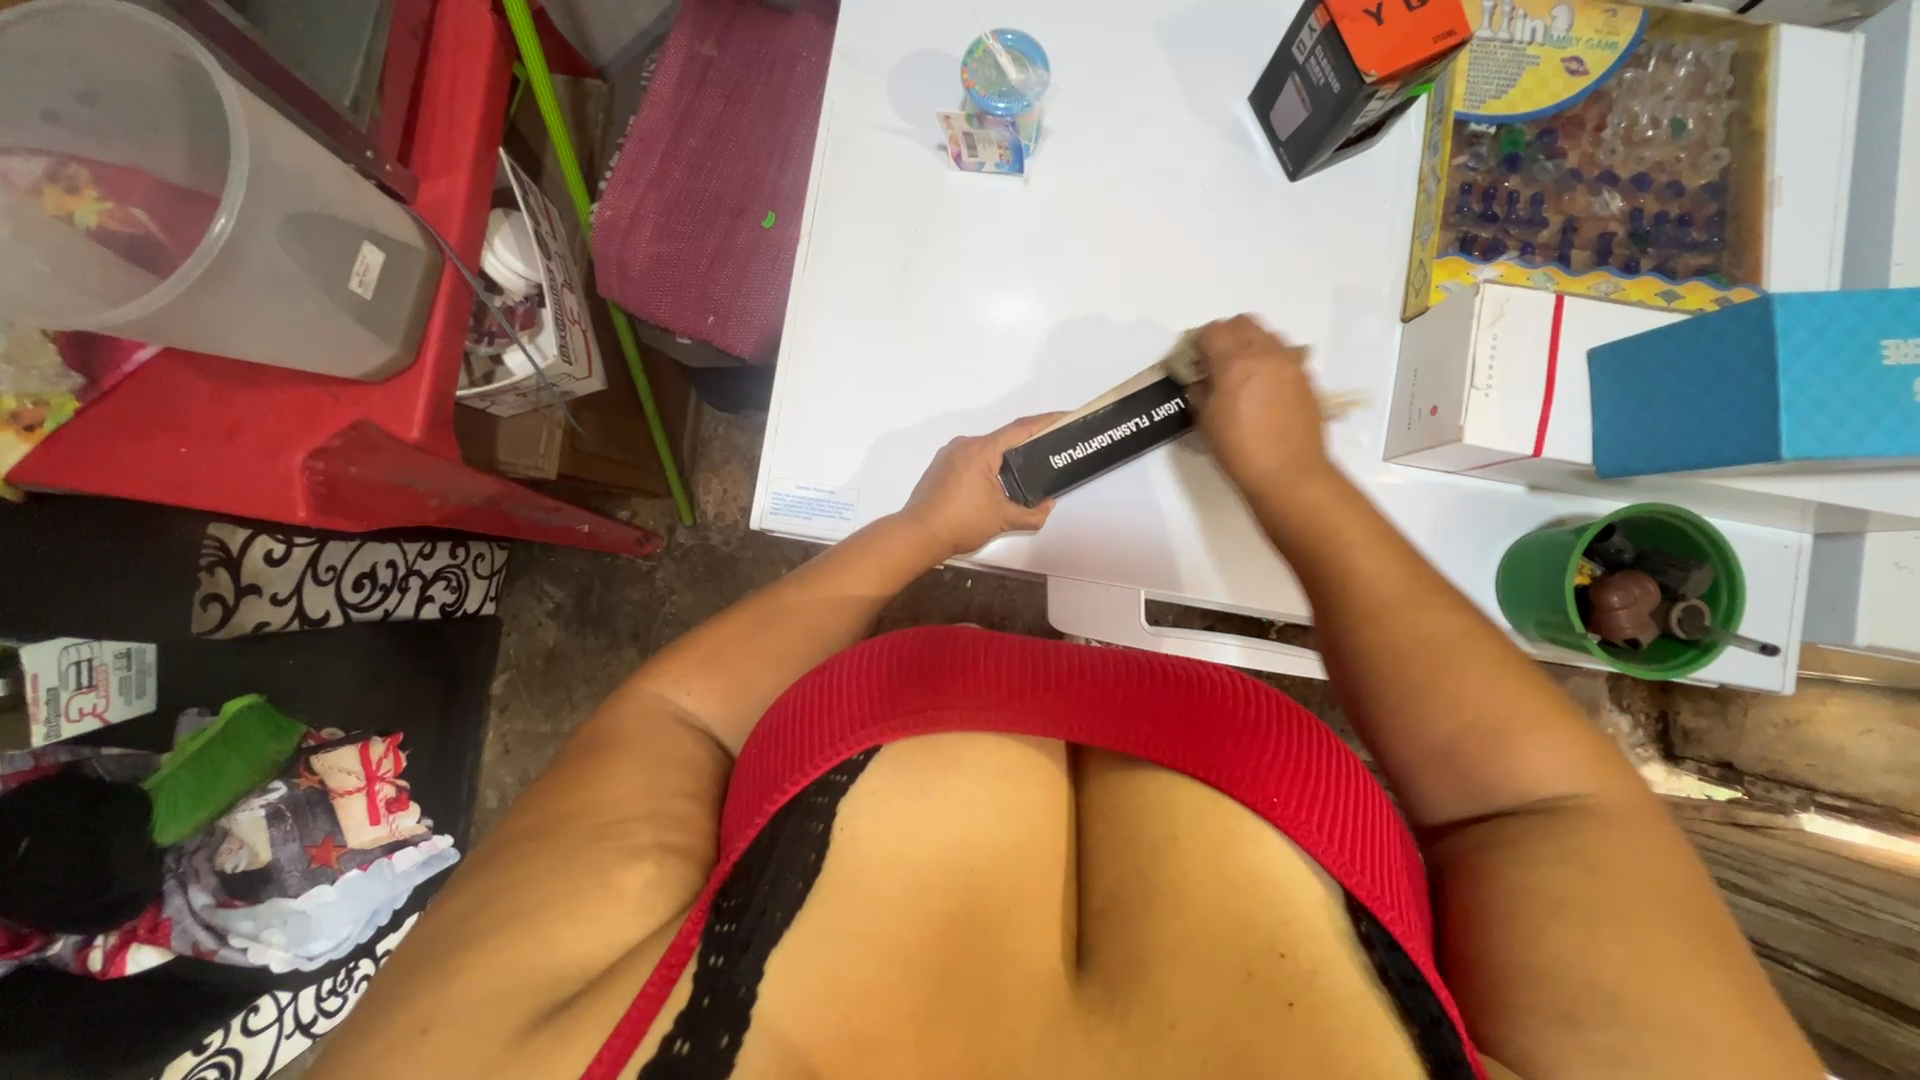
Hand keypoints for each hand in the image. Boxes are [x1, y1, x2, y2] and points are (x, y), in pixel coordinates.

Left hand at [897, 413, 1063, 560]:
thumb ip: (1033, 513)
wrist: (918, 535)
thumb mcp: (1003, 520)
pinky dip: (987, 466)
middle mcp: (964, 445)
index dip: (1046, 421)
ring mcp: (949, 454)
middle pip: (1003, 439)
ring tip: (1023, 473)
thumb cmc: (960, 523)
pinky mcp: (940, 466)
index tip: (1065, 418)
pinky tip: (995, 484)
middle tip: (1048, 453)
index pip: (1021, 429)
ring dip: (1005, 459)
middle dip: (1027, 445)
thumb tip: (1047, 506)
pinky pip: (971, 459)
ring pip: (986, 450)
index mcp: (981, 450)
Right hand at [1187, 315, 1334, 491]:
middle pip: (1242, 323)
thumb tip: (1201, 380)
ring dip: (1250, 346)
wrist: (1289, 472)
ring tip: (1243, 376)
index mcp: (1233, 360)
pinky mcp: (1306, 377)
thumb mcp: (1205, 420)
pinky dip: (1270, 362)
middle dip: (1226, 337)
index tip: (1195, 364)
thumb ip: (1200, 391)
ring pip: (1267, 335)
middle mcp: (1264, 352)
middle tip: (1217, 364)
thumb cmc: (1238, 449)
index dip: (1199, 344)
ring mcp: (1290, 362)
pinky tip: (1265, 390)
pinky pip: (1284, 355)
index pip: (1212, 331)